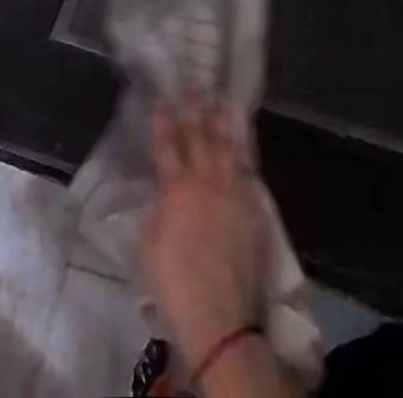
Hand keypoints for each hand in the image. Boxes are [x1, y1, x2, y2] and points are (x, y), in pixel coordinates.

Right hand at [143, 97, 266, 362]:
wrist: (221, 318)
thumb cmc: (173, 284)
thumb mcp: (149, 243)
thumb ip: (157, 209)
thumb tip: (164, 192)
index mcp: (175, 190)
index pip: (166, 146)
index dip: (162, 121)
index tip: (161, 97)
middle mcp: (205, 184)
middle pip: (198, 138)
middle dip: (193, 109)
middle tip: (193, 83)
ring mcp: (234, 195)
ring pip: (227, 148)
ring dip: (222, 120)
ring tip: (221, 97)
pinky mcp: (254, 210)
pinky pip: (249, 169)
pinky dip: (246, 147)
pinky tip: (244, 134)